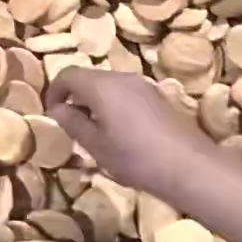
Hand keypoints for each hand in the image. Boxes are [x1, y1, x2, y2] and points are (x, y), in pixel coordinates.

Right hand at [45, 67, 225, 196]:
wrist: (189, 167)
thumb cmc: (135, 157)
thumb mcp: (96, 145)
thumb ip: (73, 123)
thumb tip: (58, 109)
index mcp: (102, 85)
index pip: (68, 74)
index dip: (54, 91)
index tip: (51, 114)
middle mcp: (122, 77)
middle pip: (88, 77)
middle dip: (74, 96)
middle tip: (70, 123)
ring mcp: (143, 85)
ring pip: (108, 84)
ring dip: (94, 100)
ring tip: (93, 130)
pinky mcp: (157, 97)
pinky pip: (125, 92)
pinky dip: (113, 104)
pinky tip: (119, 131)